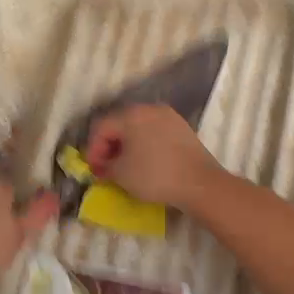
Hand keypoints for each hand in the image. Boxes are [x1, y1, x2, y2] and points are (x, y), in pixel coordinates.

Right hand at [84, 103, 222, 208]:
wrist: (201, 184)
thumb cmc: (154, 175)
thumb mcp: (120, 174)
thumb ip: (104, 166)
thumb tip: (102, 165)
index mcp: (130, 114)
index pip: (101, 127)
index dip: (92, 149)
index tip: (93, 169)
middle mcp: (149, 109)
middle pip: (119, 124)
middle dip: (109, 146)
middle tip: (106, 167)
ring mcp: (169, 116)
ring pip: (138, 127)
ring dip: (126, 145)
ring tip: (124, 165)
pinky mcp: (182, 128)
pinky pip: (154, 132)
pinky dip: (144, 144)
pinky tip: (145, 161)